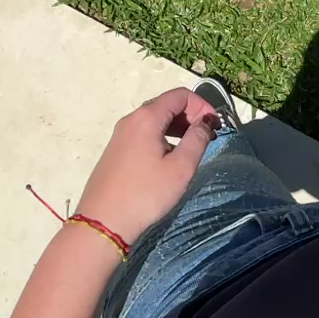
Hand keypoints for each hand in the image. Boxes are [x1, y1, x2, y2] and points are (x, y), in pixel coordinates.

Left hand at [74, 88, 218, 245]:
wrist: (103, 223)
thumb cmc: (145, 194)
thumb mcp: (180, 168)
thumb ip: (197, 139)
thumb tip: (205, 122)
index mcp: (147, 118)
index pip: (180, 95)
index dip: (202, 105)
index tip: (216, 125)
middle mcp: (131, 119)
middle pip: (167, 104)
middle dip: (192, 115)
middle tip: (209, 136)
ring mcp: (121, 135)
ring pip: (156, 119)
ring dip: (179, 127)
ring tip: (194, 147)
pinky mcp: (117, 150)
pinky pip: (145, 133)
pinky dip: (164, 136)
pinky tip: (172, 158)